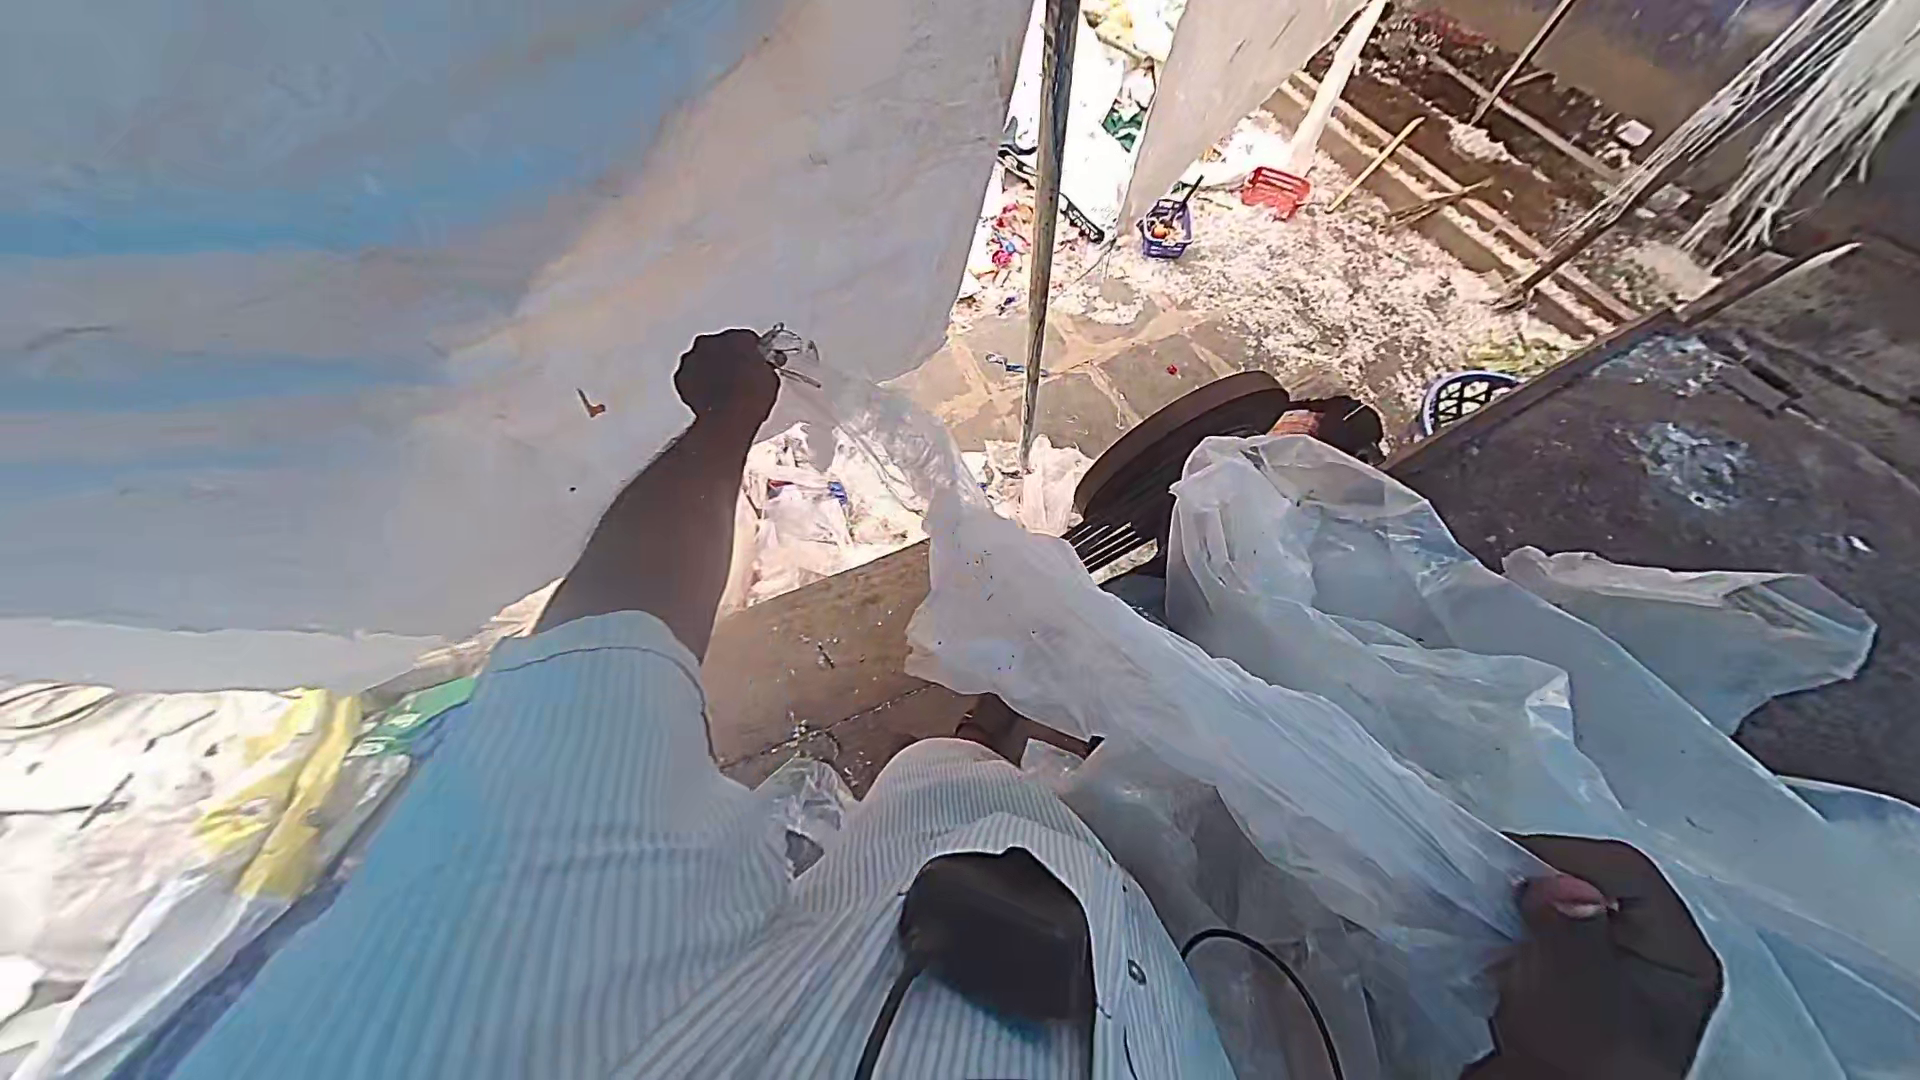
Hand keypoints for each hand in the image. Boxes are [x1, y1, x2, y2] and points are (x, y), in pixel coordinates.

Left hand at [674, 328, 779, 429]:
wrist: (730, 417)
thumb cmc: (751, 398)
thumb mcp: (770, 379)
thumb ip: (762, 367)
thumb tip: (761, 370)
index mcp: (737, 338)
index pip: (746, 339)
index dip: (752, 352)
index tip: (754, 361)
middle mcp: (712, 342)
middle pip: (720, 345)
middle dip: (728, 358)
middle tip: (739, 376)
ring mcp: (694, 358)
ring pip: (702, 359)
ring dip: (710, 369)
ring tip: (723, 389)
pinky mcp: (682, 377)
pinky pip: (689, 377)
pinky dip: (697, 384)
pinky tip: (709, 396)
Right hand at [1467, 836, 1721, 1079]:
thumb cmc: (1578, 1053)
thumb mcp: (1576, 995)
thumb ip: (1571, 935)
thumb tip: (1561, 883)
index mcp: (1675, 949)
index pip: (1625, 869)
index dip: (1566, 857)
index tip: (1508, 871)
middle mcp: (1647, 938)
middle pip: (1591, 869)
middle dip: (1534, 868)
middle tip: (1489, 881)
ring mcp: (1607, 943)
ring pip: (1559, 882)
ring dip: (1515, 882)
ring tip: (1481, 895)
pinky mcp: (1568, 946)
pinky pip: (1538, 900)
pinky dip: (1507, 897)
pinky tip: (1484, 910)